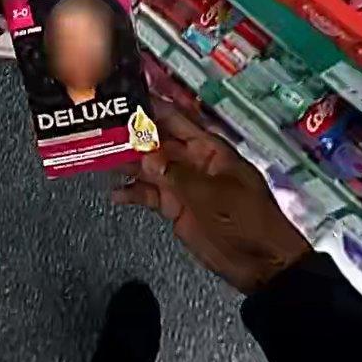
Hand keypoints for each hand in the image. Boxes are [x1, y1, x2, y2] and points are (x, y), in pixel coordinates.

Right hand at [113, 101, 311, 294]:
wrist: (261, 265)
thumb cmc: (246, 221)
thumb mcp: (213, 195)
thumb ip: (178, 176)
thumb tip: (147, 158)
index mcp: (207, 148)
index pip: (175, 119)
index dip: (152, 107)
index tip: (126, 97)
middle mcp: (191, 160)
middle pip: (156, 141)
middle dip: (131, 134)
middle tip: (101, 127)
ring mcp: (181, 183)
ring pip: (148, 166)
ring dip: (127, 162)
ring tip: (100, 157)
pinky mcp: (174, 206)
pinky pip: (149, 194)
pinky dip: (133, 193)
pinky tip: (115, 193)